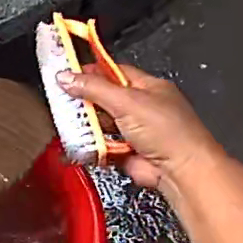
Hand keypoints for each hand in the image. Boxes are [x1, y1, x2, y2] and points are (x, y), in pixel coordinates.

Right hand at [57, 64, 224, 190]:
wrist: (179, 171)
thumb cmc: (169, 132)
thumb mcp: (127, 101)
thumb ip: (94, 88)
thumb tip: (66, 76)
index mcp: (147, 87)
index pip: (113, 72)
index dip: (90, 71)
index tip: (67, 73)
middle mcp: (140, 107)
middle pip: (102, 98)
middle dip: (84, 101)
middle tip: (63, 101)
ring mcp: (132, 130)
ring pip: (99, 123)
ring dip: (86, 126)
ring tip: (71, 125)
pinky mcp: (123, 151)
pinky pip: (99, 144)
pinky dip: (89, 145)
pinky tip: (80, 143)